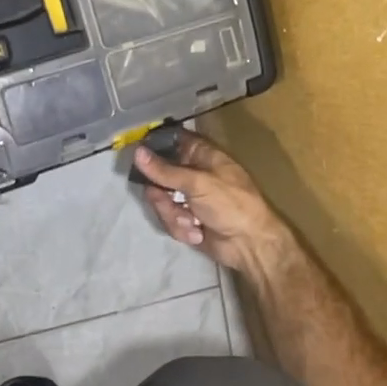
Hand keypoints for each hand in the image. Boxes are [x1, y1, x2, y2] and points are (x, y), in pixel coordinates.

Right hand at [133, 131, 293, 273]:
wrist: (250, 244)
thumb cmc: (231, 204)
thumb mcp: (197, 183)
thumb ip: (165, 170)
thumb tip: (137, 152)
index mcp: (201, 155)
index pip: (171, 141)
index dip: (153, 146)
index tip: (137, 155)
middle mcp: (192, 173)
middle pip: (158, 175)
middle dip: (162, 195)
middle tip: (169, 201)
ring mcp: (189, 197)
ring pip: (161, 200)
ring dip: (174, 215)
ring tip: (192, 223)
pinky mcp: (187, 219)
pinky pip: (169, 219)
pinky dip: (181, 228)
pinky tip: (197, 234)